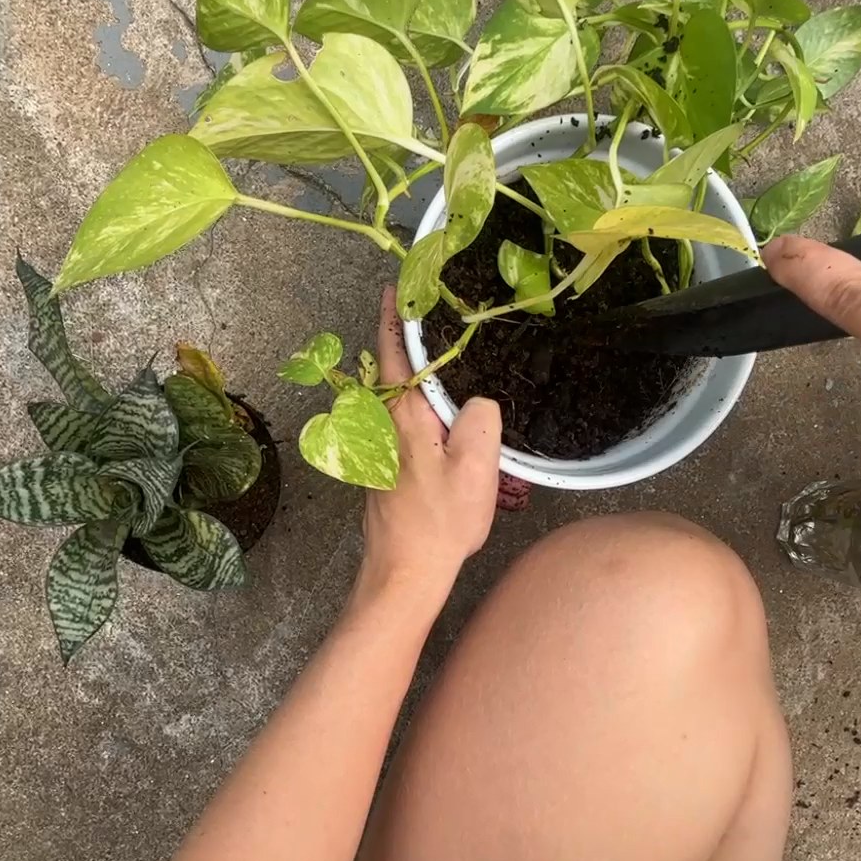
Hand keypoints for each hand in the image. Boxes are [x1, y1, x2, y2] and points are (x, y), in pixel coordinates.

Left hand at [360, 286, 501, 599]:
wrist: (404, 571)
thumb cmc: (439, 522)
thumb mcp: (475, 467)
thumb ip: (479, 419)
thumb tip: (477, 401)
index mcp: (404, 417)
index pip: (394, 354)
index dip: (394, 318)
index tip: (394, 288)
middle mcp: (384, 427)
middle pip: (392, 372)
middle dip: (406, 340)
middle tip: (433, 316)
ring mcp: (381, 450)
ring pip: (396, 399)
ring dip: (413, 374)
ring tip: (443, 359)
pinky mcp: (385, 469)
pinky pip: (401, 422)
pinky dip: (416, 405)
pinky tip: (441, 413)